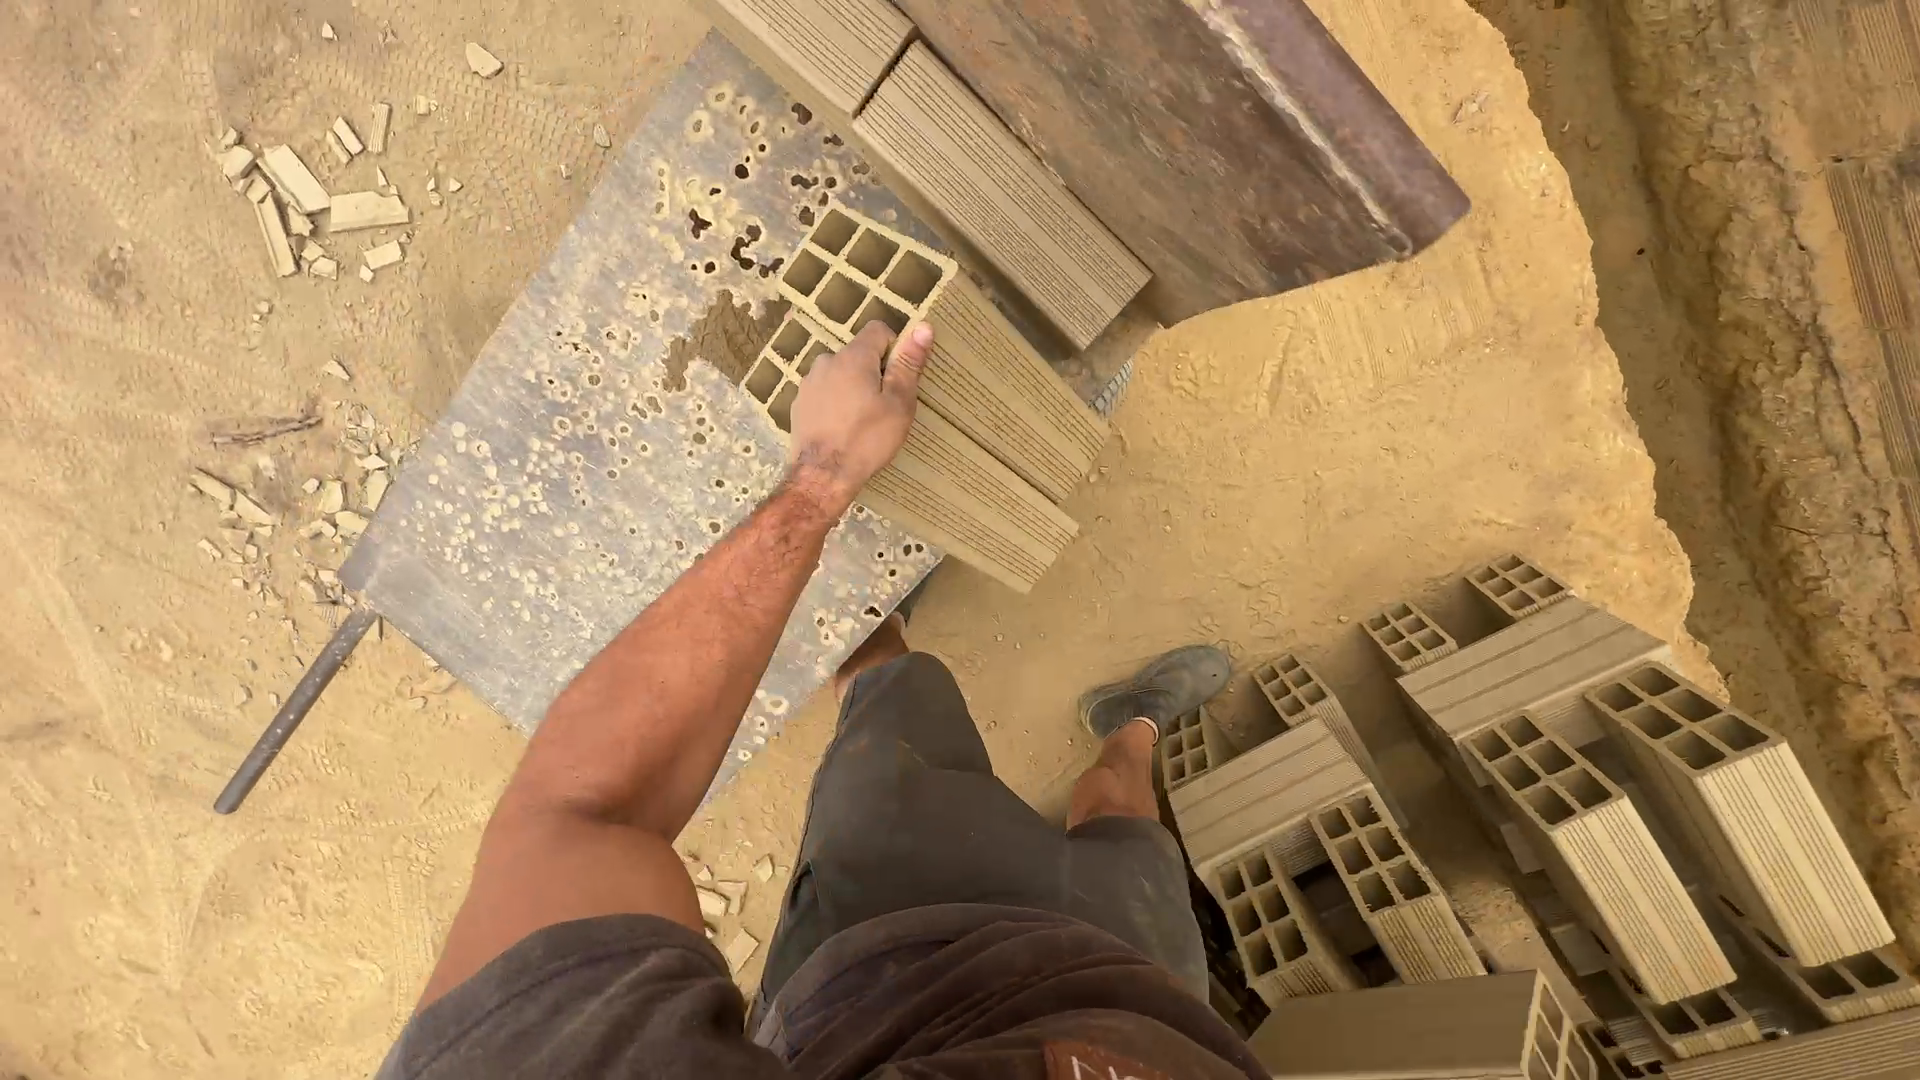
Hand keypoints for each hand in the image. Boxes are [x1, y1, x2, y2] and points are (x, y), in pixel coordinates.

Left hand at [785, 319, 934, 515]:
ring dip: (853, 388)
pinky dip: (835, 403)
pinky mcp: (798, 404)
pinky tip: (841, 429)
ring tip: (862, 421)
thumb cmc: (868, 439)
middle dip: (873, 372)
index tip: (900, 377)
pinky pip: (824, 393)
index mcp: (854, 357)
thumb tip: (924, 327)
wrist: (822, 475)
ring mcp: (809, 383)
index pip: (878, 330)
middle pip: (858, 354)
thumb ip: (909, 364)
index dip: (894, 349)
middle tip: (884, 406)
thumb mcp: (899, 404)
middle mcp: (827, 361)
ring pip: (840, 374)